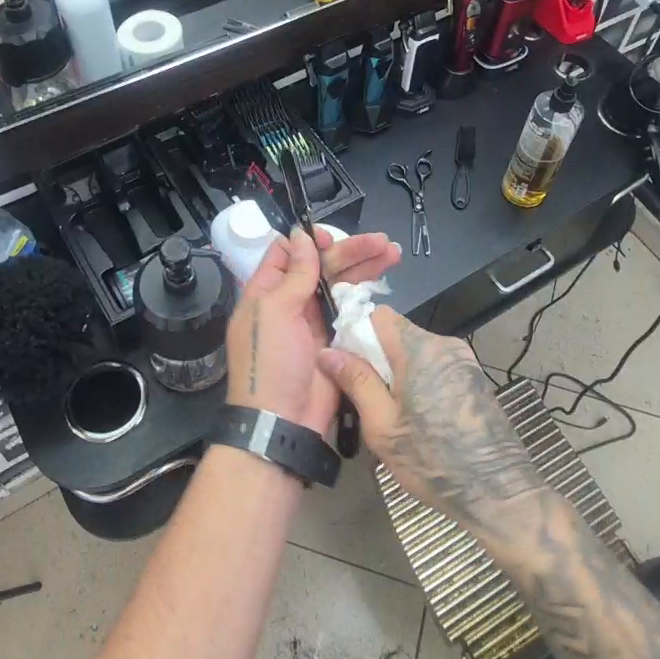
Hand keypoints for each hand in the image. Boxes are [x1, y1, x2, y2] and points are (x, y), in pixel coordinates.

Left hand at [225, 228, 400, 435]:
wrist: (283, 421)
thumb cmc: (269, 363)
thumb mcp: (275, 312)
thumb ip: (294, 275)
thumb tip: (301, 237)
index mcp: (266, 292)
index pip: (286, 253)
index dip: (308, 241)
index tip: (331, 239)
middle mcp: (290, 303)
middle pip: (322, 266)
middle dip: (351, 251)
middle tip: (382, 242)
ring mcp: (314, 322)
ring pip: (341, 285)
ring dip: (365, 267)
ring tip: (393, 253)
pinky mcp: (336, 340)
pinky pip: (352, 311)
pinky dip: (368, 295)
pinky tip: (385, 280)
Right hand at [317, 308, 544, 534]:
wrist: (496, 492)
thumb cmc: (432, 460)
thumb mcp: (382, 425)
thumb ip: (356, 381)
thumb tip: (328, 351)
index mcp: (420, 349)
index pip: (379, 315)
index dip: (357, 334)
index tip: (348, 366)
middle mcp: (445, 345)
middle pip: (398, 333)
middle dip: (376, 358)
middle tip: (367, 400)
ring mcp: (465, 361)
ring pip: (416, 352)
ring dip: (398, 373)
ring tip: (393, 415)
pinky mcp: (475, 380)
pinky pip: (436, 367)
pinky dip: (420, 382)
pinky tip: (420, 419)